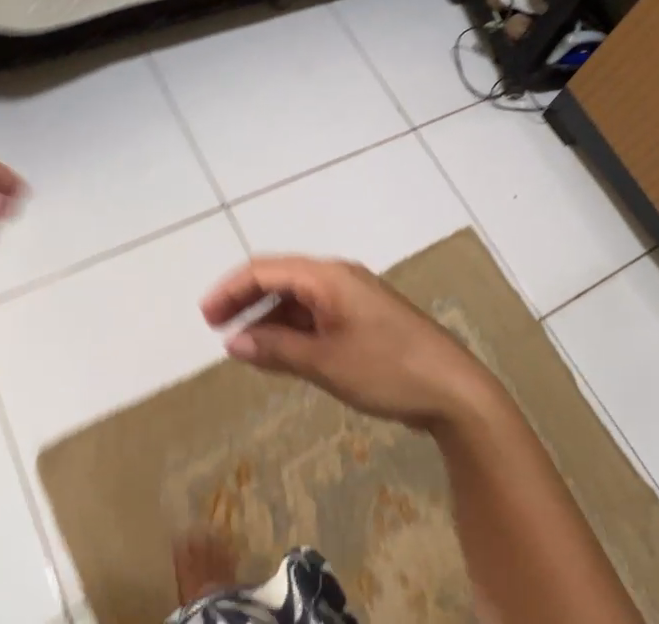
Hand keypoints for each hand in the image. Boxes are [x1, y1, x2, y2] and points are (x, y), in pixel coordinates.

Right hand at [200, 256, 501, 429]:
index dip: (231, 289)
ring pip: (299, 297)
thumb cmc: (387, 370)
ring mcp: (354, 297)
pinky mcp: (365, 318)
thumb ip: (277, 349)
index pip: (266, 269)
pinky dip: (293, 328)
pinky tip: (280, 350)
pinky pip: (317, 313)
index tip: (205, 317)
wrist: (453, 389)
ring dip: (268, 316)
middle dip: (246, 299)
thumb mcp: (325, 362)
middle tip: (216, 329)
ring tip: (243, 345)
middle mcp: (339, 278)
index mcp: (329, 277)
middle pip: (281, 278)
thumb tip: (232, 342)